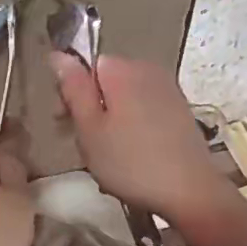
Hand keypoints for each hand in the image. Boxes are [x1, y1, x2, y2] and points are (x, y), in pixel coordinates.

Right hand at [51, 52, 242, 229]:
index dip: (71, 91)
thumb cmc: (128, 162)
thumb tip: (58, 55)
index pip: (86, 65)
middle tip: (82, 143)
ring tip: (104, 154)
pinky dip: (130, 128)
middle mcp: (148, 70)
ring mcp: (168, 90)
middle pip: (106, 81)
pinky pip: (142, 110)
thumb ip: (74, 89)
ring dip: (109, 121)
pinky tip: (128, 156)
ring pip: (123, 98)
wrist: (188, 191)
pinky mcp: (179, 111)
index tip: (64, 121)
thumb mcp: (89, 128)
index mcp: (123, 70)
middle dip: (90, 107)